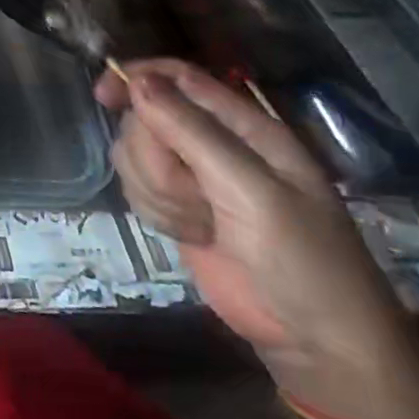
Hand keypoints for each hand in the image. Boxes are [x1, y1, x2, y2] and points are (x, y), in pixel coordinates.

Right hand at [99, 60, 418, 418]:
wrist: (314, 340)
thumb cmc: (302, 260)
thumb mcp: (252, 191)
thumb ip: (192, 133)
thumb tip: (137, 81)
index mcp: (245, 127)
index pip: (178, 78)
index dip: (136, 78)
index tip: (104, 96)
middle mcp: (215, 143)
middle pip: (145, 120)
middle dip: (153, 159)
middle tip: (192, 196)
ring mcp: (194, 176)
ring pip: (134, 156)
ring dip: (155, 191)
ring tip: (199, 222)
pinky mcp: (177, 206)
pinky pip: (136, 188)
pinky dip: (154, 212)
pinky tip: (189, 234)